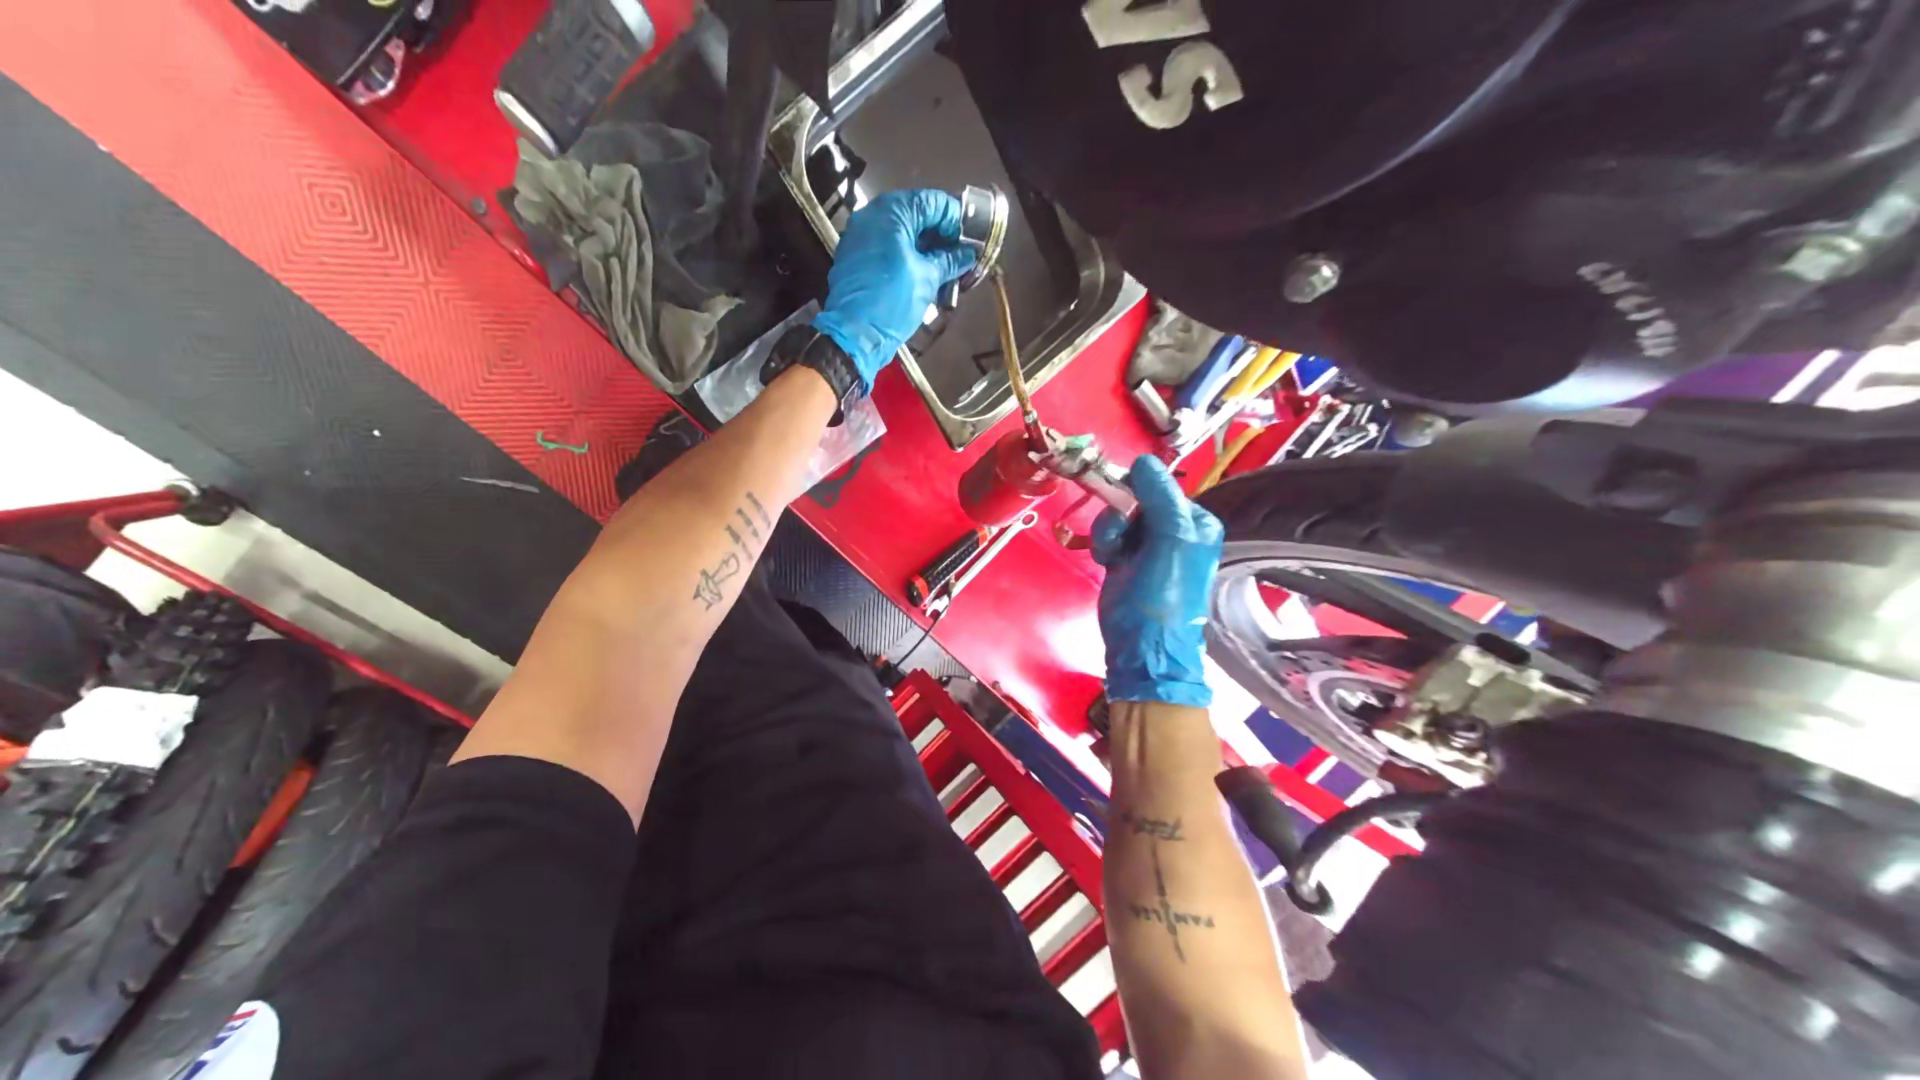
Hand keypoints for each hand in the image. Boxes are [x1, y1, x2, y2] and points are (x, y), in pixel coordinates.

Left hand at [811, 189, 976, 390]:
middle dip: (942, 236)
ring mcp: (861, 235)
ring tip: (948, 268)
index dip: (957, 220)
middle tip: (962, 255)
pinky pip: (888, 247)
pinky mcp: (856, 256)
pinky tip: (925, 274)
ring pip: (903, 233)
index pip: (934, 202)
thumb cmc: (892, 301)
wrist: (854, 334)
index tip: (972, 240)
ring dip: (926, 248)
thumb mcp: (928, 278)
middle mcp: (873, 215)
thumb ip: (950, 260)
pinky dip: (908, 256)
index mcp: (891, 211)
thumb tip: (968, 254)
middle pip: (917, 215)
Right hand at [1091, 456, 1222, 707]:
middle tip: (1122, 535)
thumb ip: (1160, 497)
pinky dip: (1104, 544)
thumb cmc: (1164, 592)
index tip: (1125, 497)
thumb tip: (1144, 459)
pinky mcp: (1124, 559)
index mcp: (1195, 522)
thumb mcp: (1171, 540)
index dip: (1141, 489)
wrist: (1142, 645)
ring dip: (1110, 531)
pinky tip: (1108, 561)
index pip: (1162, 486)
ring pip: (1117, 515)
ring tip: (1114, 555)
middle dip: (1122, 514)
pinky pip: (1108, 534)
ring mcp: (1147, 546)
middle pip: (1136, 498)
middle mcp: (1173, 530)